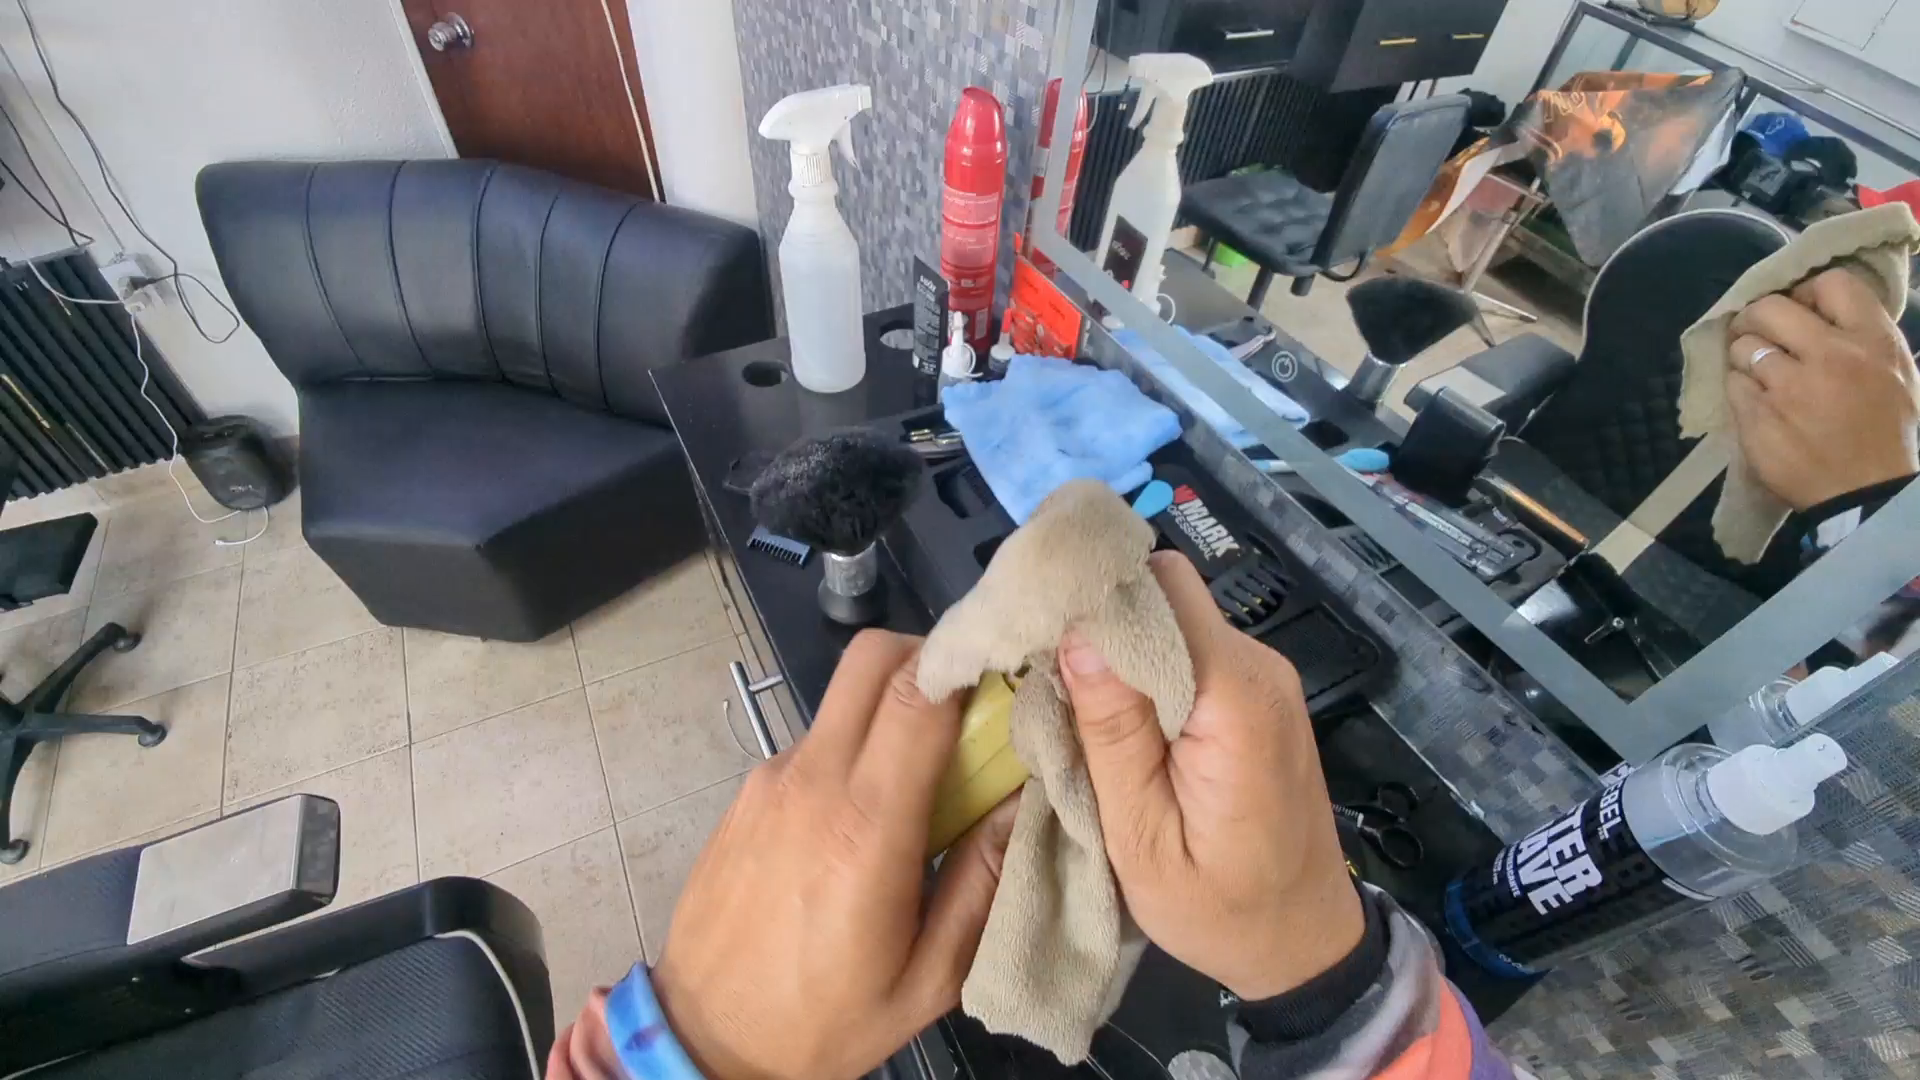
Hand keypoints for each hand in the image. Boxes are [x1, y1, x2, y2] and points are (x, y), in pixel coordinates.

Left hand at [650, 631, 1020, 1079]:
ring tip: (911, 775)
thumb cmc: (823, 1019)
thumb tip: (1021, 802)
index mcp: (867, 826)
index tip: (999, 671)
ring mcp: (772, 776)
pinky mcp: (748, 786)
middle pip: (871, 658)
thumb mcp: (927, 979)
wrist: (699, 1041)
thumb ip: (983, 882)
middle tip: (959, 702)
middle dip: (924, 655)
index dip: (962, 663)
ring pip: (844, 695)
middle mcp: (814, 779)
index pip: (916, 696)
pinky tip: (851, 814)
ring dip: (889, 706)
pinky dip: (849, 748)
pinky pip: (815, 738)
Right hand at [1057, 552, 1361, 1001]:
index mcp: (1236, 695)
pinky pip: (1184, 649)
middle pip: (1166, 595)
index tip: (1041, 621)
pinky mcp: (1251, 692)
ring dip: (1117, 644)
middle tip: (1044, 660)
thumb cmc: (1220, 906)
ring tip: (1072, 691)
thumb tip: (1075, 635)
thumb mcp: (1142, 834)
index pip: (1164, 588)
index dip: (1099, 593)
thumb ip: (1112, 730)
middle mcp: (1256, 667)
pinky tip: (1113, 707)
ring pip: (1171, 618)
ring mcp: (1259, 677)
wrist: (1303, 945)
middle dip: (1101, 617)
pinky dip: (1140, 665)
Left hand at [1727, 268, 1919, 510]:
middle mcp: (1829, 354)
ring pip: (1740, 346)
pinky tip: (1753, 399)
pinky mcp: (1753, 410)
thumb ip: (1860, 341)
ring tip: (1757, 372)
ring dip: (1741, 356)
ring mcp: (1786, 383)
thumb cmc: (1886, 429)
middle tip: (1756, 334)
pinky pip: (1729, 382)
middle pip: (1768, 309)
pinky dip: (1736, 386)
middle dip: (1755, 319)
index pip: (1831, 284)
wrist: (1865, 485)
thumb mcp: (1897, 373)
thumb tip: (1824, 314)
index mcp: (1873, 340)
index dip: (1803, 292)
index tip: (1797, 309)